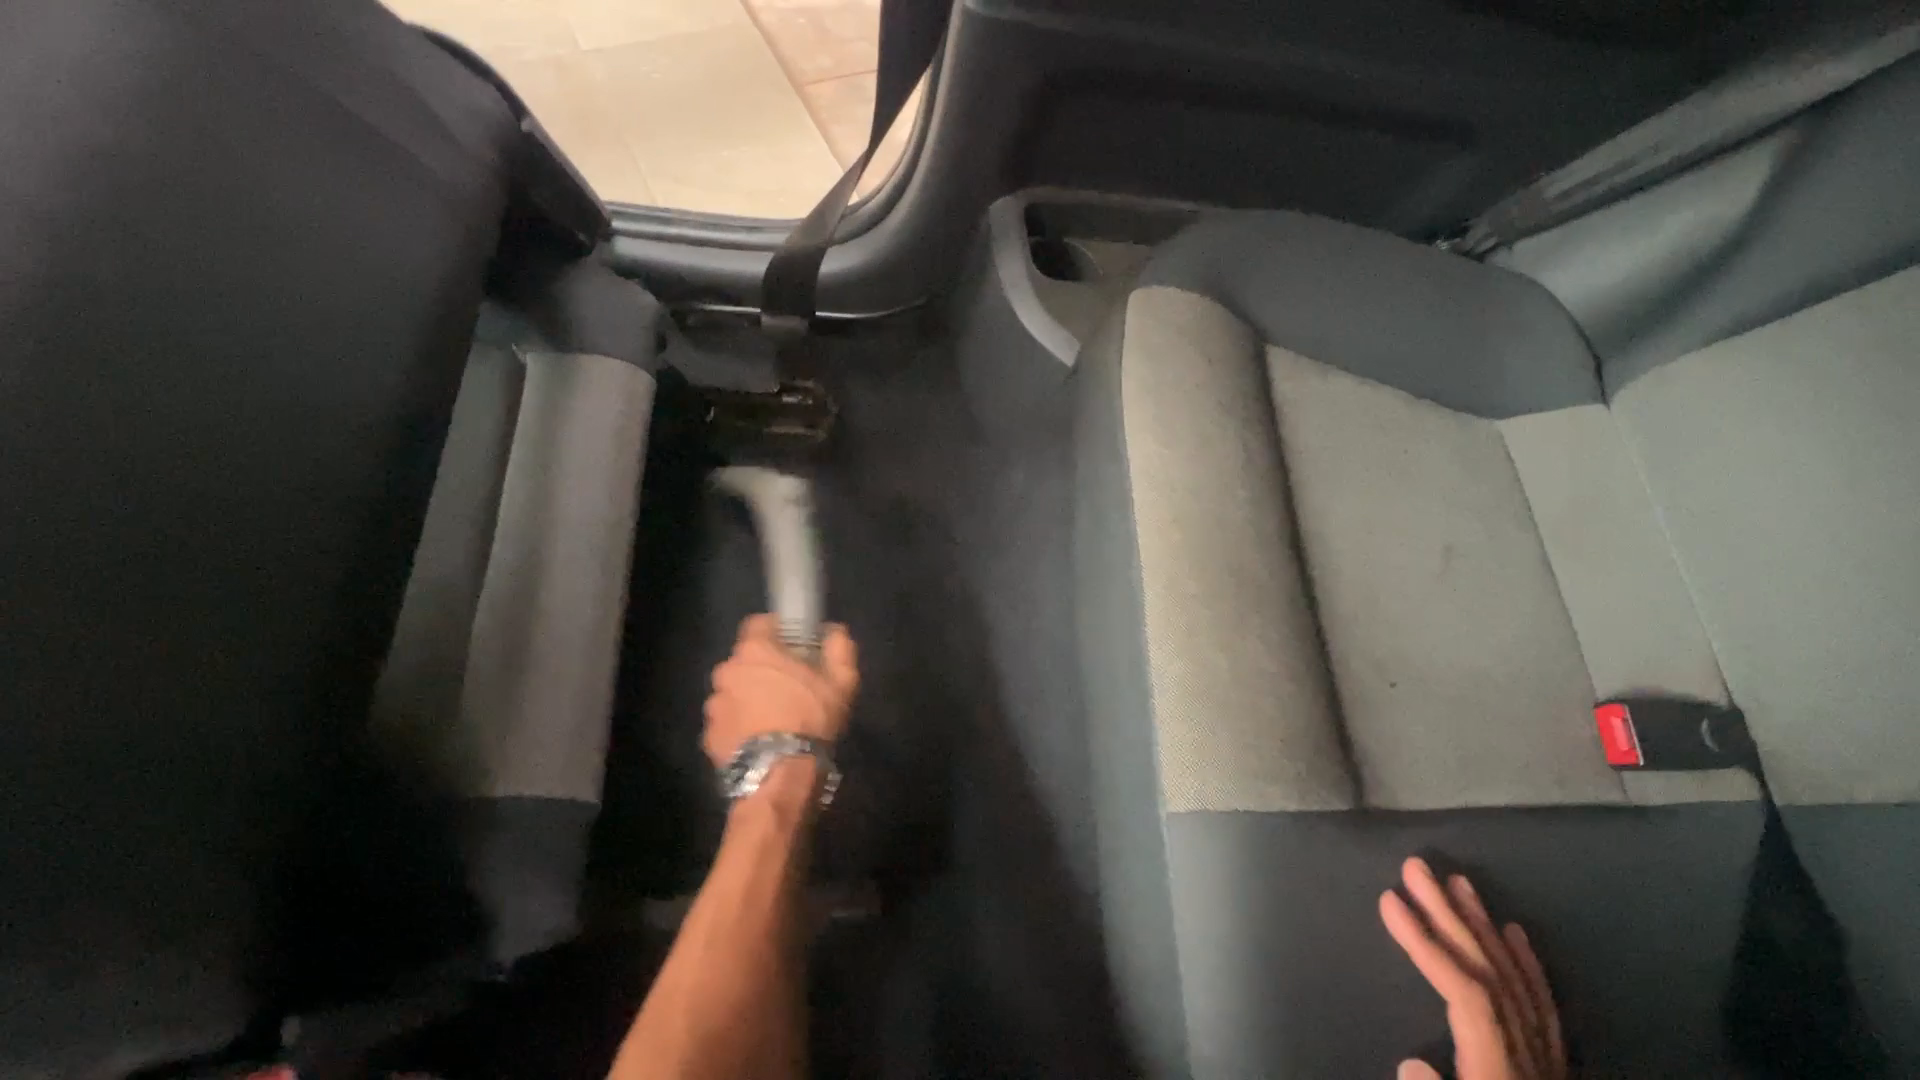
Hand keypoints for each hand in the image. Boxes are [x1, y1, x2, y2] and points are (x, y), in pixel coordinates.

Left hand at [703, 614, 858, 768]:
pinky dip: (739, 727)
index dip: (775, 631)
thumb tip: (834, 631)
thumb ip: (839, 648)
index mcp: (755, 651)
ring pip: (733, 693)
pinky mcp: (709, 735)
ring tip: (772, 720)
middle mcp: (727, 671)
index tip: (791, 644)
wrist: (780, 773)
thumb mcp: (842, 682)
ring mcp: (714, 705)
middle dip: (762, 669)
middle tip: (787, 687)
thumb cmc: (810, 718)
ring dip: (748, 699)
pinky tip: (759, 741)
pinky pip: (727, 723)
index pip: (758, 624)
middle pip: (745, 661)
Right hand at [1380, 857, 1566, 1079]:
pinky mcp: (1554, 1071)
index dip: (1428, 945)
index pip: (1467, 996)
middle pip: (1492, 976)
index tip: (1389, 901)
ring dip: (1483, 929)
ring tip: (1456, 883)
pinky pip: (1544, 1007)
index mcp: (1502, 1077)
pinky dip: (1527, 964)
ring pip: (1518, 983)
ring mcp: (1547, 1066)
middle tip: (1416, 868)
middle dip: (1450, 918)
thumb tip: (1414, 1064)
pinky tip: (1513, 933)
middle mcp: (1531, 1064)